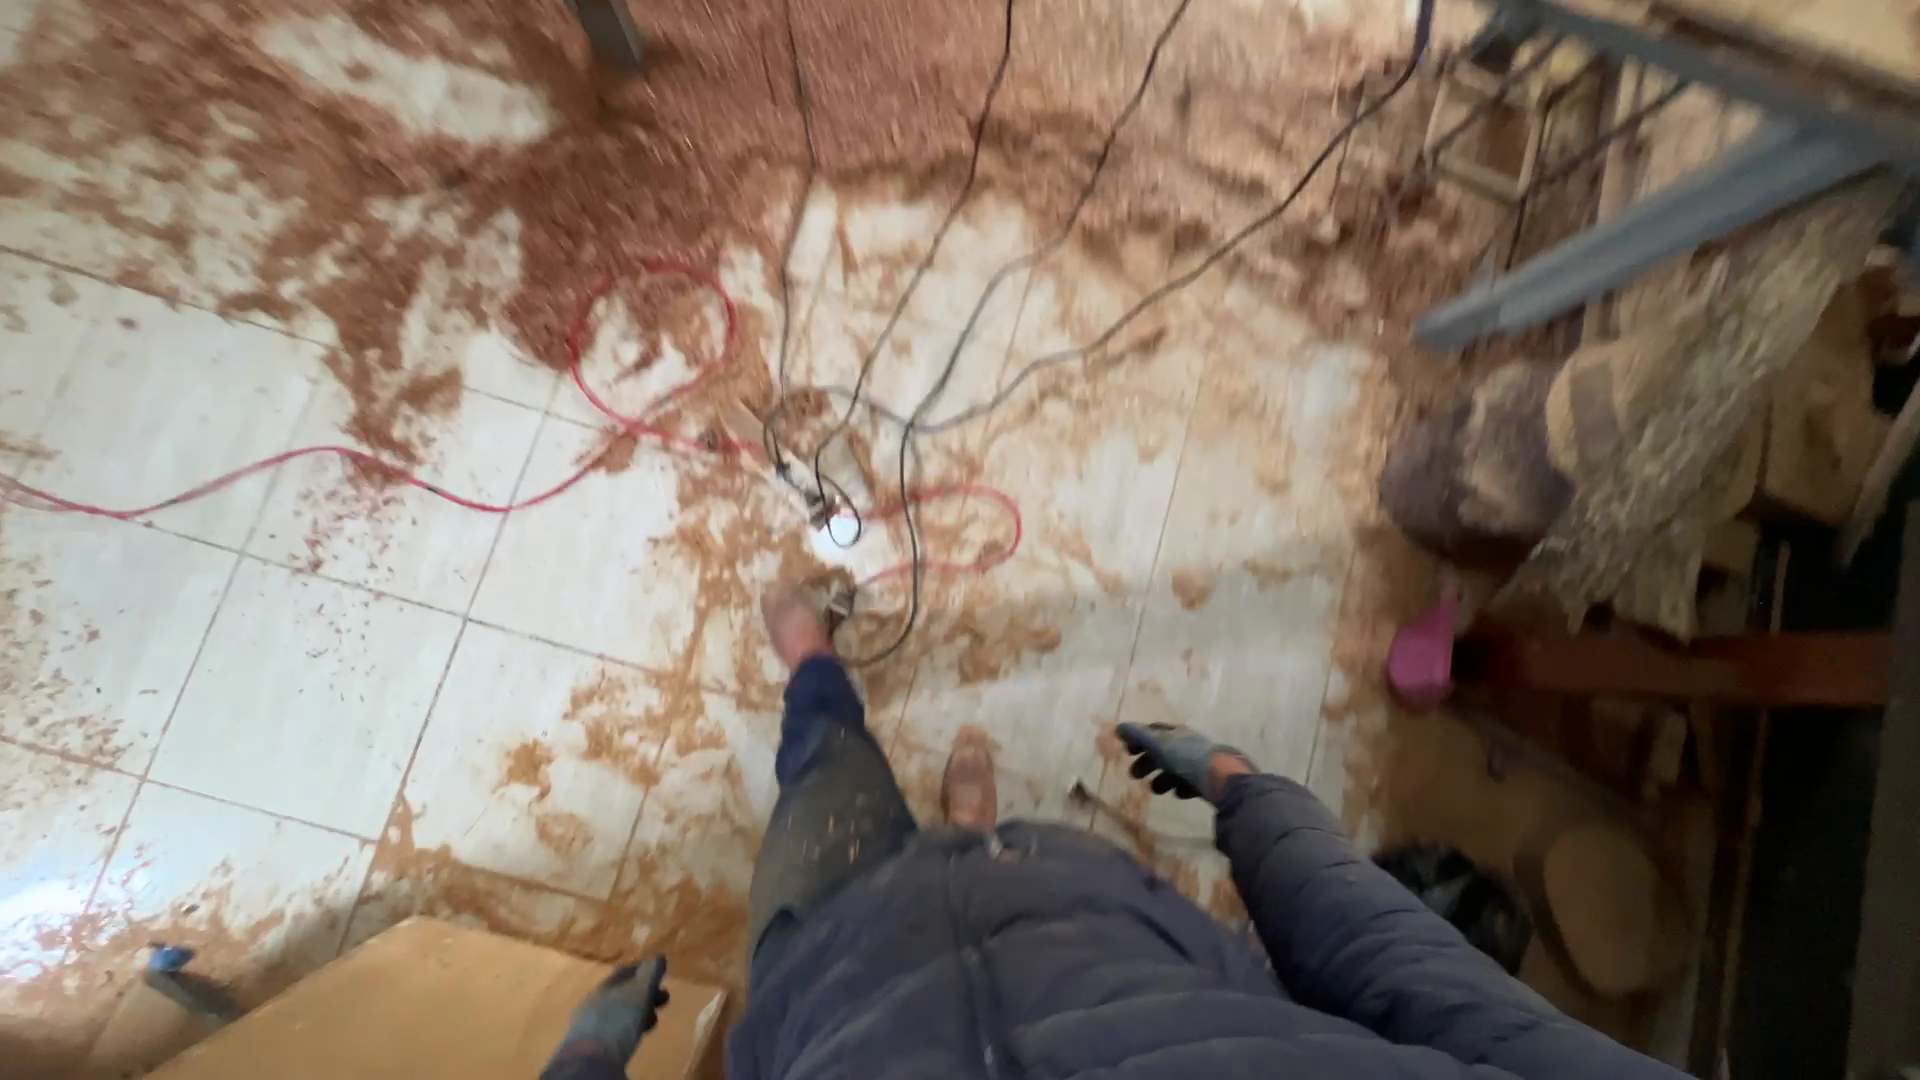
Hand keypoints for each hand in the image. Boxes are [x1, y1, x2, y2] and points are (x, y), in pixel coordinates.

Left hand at [551, 956, 669, 1065]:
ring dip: (639, 1012)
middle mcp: (595, 1000)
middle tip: (662, 1001)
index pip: (627, 969)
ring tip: (650, 1023)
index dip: (646, 970)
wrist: (588, 1063)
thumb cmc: (617, 1021)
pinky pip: (614, 1028)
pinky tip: (634, 1035)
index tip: (662, 976)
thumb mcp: (639, 992)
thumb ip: (650, 972)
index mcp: (606, 984)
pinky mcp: (590, 1043)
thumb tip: (658, 956)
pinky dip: (628, 1027)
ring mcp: (590, 1022)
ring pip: (620, 1011)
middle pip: (625, 991)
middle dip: (646, 994)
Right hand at [1115, 722, 1253, 803]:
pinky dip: (1179, 786)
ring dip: (1162, 777)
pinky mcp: (1209, 779)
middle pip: (1164, 750)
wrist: (1223, 778)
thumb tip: (1118, 727)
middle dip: (1148, 761)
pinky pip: (1190, 781)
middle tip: (1133, 775)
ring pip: (1176, 767)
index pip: (1154, 731)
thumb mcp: (1159, 745)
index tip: (1127, 751)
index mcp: (1176, 733)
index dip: (1139, 739)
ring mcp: (1200, 761)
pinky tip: (1177, 794)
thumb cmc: (1187, 758)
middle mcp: (1188, 743)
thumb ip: (1138, 737)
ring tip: (1155, 790)